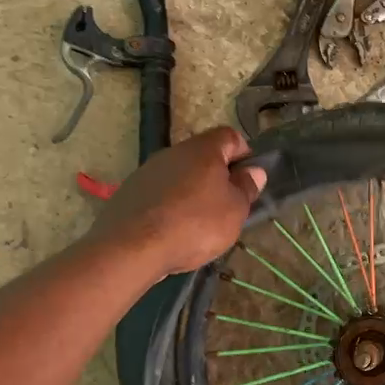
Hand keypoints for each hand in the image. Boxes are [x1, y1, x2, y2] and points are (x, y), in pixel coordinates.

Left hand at [80, 127, 265, 275]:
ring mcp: (147, 170)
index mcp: (204, 148)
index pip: (230, 136)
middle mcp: (174, 151)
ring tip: (199, 222)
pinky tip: (172, 230)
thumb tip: (254, 171)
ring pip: (180, 175)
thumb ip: (246, 187)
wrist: (130, 248)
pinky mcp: (129, 192)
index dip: (244, 154)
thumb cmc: (195, 224)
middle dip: (218, 176)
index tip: (249, 180)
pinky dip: (170, 205)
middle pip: (203, 156)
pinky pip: (160, 192)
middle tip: (227, 204)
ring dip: (193, 191)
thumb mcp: (235, 210)